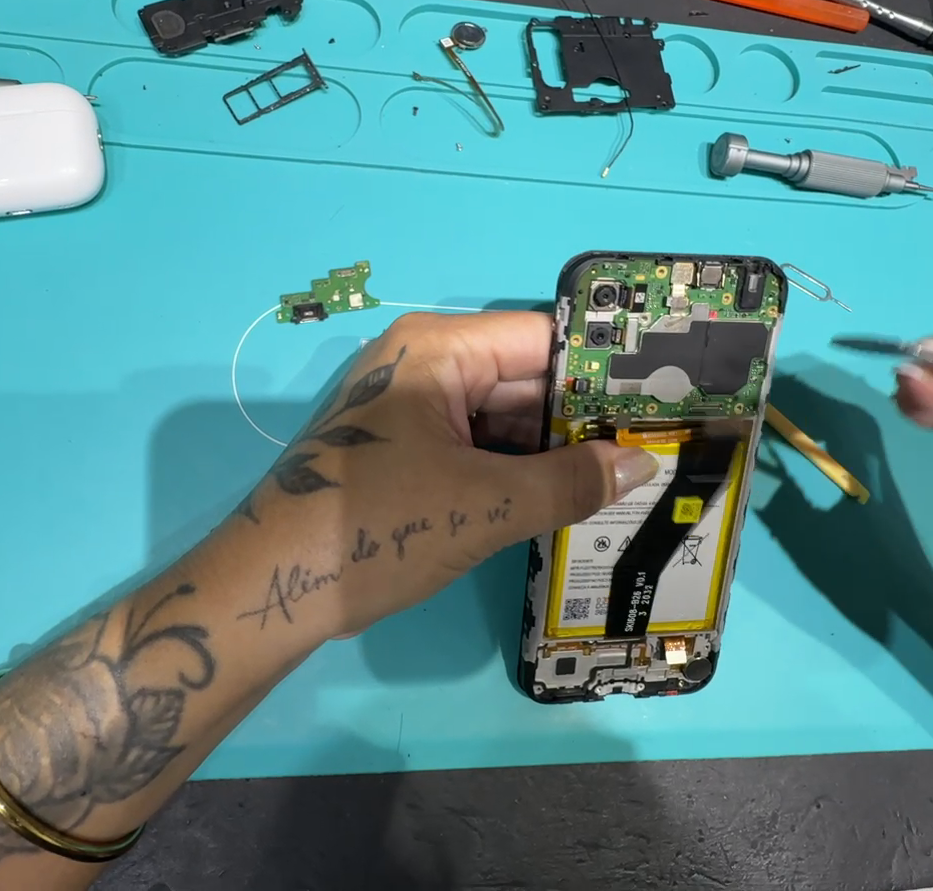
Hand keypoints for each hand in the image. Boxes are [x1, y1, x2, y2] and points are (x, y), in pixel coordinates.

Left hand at [228, 311, 658, 641]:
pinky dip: (518, 467)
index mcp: (439, 350)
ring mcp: (413, 408)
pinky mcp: (407, 447)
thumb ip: (569, 482)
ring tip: (625, 474)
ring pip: (503, 417)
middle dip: (583, 418)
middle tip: (654, 446)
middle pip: (525, 378)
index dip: (604, 370)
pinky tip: (567, 493)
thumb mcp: (485, 506)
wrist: (271, 592)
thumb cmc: (375, 530)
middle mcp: (426, 366)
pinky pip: (478, 444)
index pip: (543, 340)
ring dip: (554, 448)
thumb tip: (640, 465)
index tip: (662, 398)